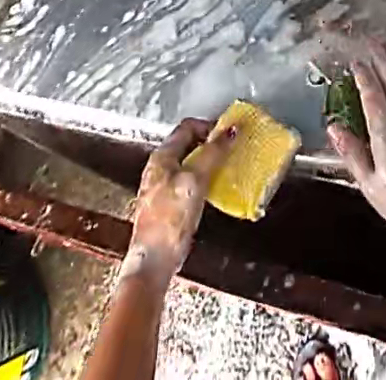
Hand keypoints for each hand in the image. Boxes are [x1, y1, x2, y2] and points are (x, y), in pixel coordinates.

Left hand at [123, 117, 235, 280]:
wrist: (155, 260)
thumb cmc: (170, 218)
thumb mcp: (196, 179)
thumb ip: (213, 153)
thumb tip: (230, 130)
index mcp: (161, 157)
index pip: (187, 127)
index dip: (208, 126)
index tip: (227, 133)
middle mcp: (159, 169)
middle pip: (189, 143)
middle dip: (211, 143)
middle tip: (230, 147)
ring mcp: (162, 187)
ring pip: (190, 162)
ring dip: (209, 161)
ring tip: (227, 165)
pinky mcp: (170, 203)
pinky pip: (191, 180)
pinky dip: (205, 178)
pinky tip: (215, 186)